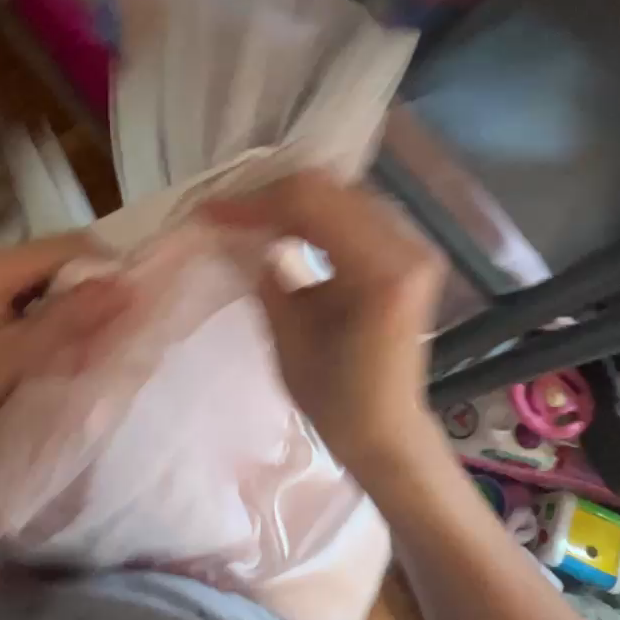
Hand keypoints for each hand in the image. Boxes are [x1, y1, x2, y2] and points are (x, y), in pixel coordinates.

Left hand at [0, 234, 127, 465]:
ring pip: (44, 280)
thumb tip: (126, 286)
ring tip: (101, 334)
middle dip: (92, 285)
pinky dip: (50, 315)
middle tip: (124, 321)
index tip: (140, 300)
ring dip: (73, 302)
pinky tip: (63, 342)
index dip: (108, 267)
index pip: (69, 246)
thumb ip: (69, 319)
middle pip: (57, 258)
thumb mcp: (14, 357)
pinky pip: (27, 298)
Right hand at [206, 170, 448, 465]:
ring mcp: (412, 244)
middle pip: (325, 189)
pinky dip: (310, 214)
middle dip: (267, 196)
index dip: (253, 204)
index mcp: (381, 271)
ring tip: (245, 217)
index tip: (208, 213)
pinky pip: (349, 210)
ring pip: (336, 193)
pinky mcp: (404, 250)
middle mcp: (407, 246)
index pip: (309, 205)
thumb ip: (265, 274)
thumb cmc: (335, 398)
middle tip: (222, 212)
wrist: (385, 429)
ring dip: (287, 201)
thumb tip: (234, 234)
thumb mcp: (288, 336)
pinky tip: (281, 226)